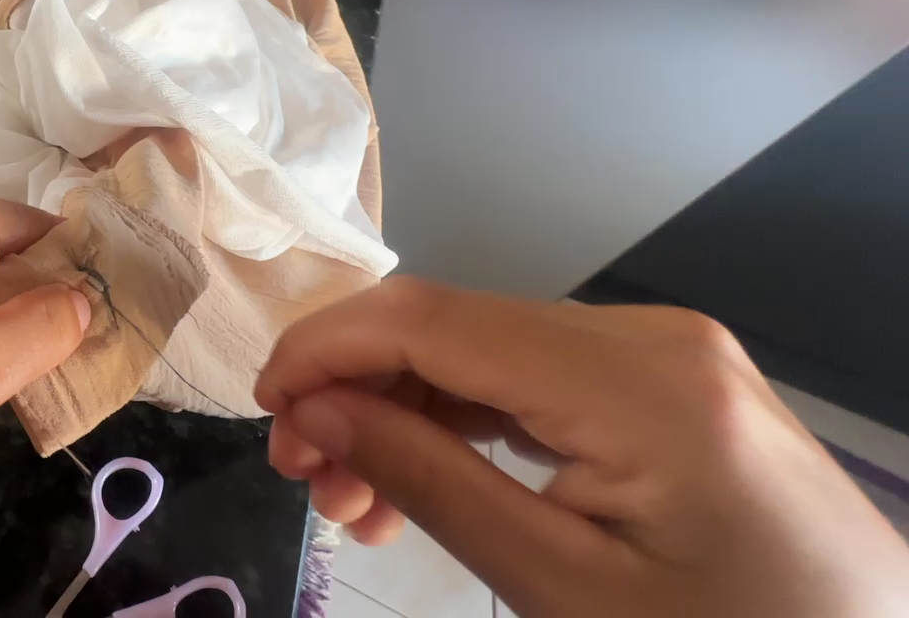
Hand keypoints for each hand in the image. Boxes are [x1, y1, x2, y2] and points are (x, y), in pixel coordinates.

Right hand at [255, 277, 908, 617]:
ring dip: (390, 412)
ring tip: (346, 495)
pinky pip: (508, 378)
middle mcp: (640, 334)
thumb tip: (313, 412)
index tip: (267, 406)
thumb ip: (427, 482)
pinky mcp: (643, 376)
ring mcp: (646, 350)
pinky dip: (445, 422)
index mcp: (640, 383)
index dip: (325, 348)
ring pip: (462, 351)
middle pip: (440, 329)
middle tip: (299, 467)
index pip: (429, 322)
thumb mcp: (567, 594)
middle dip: (350, 389)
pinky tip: (407, 477)